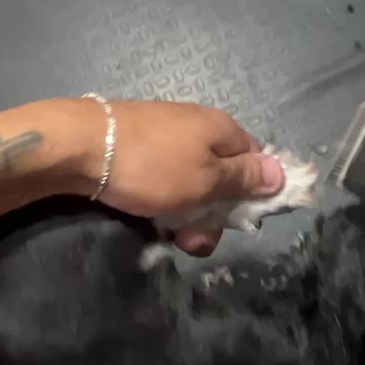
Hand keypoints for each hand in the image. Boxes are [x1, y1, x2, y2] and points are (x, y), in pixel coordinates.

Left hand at [72, 99, 284, 253]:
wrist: (82, 146)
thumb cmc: (151, 164)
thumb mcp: (206, 178)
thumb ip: (244, 178)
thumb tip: (281, 171)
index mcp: (220, 128)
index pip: (254, 160)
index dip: (251, 195)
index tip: (235, 223)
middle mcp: (197, 126)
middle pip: (222, 178)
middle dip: (213, 215)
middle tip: (191, 238)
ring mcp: (166, 136)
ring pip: (191, 184)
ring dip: (186, 214)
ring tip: (165, 232)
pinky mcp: (140, 148)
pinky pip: (164, 180)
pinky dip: (161, 201)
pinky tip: (147, 216)